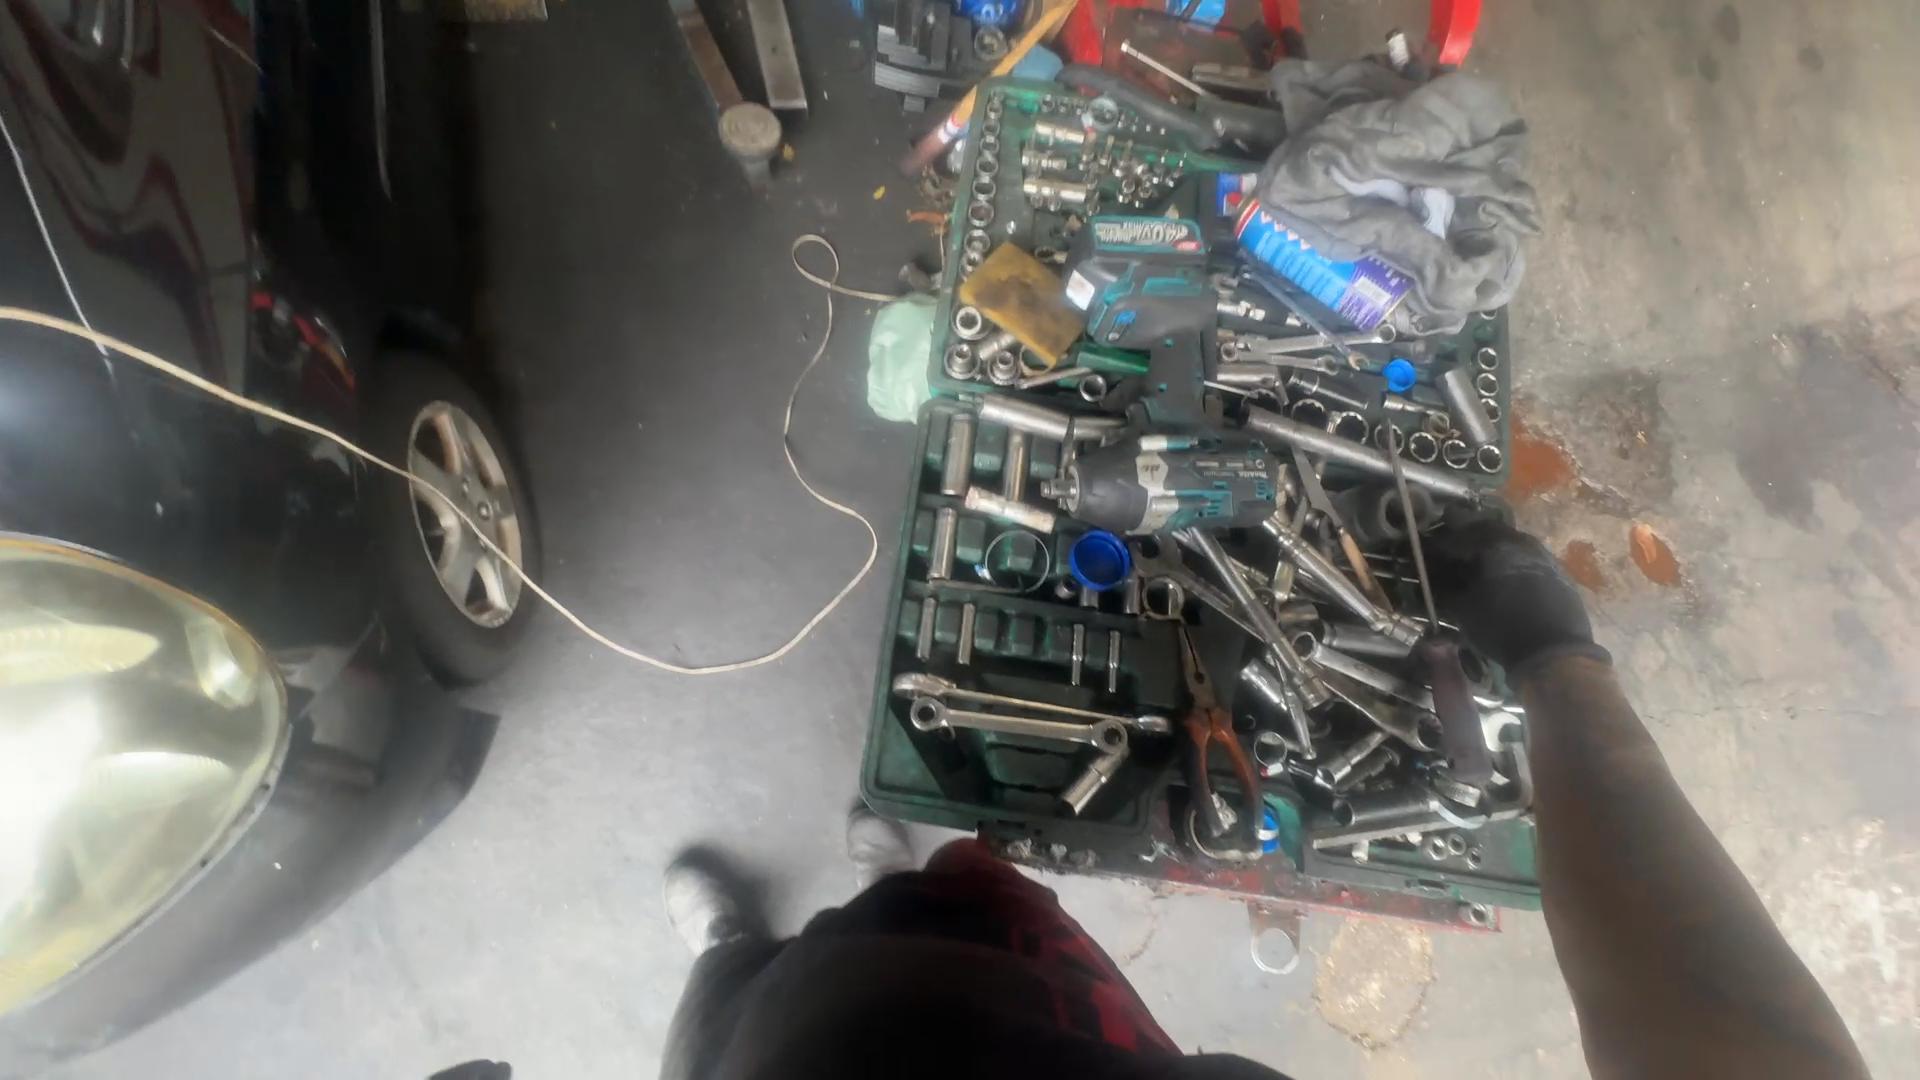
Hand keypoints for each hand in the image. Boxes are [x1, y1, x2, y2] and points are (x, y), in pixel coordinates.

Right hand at [1425, 512, 1609, 685]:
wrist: (1553, 652)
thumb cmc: (1500, 627)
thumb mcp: (1461, 609)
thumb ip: (1445, 587)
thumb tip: (1433, 577)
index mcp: (1494, 547)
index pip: (1457, 537)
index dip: (1438, 546)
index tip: (1428, 556)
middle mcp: (1521, 543)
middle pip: (1487, 530)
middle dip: (1466, 540)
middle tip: (1452, 556)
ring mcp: (1544, 556)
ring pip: (1510, 542)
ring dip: (1491, 550)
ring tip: (1478, 568)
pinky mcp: (1558, 573)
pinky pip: (1528, 557)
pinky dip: (1510, 562)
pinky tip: (1504, 581)